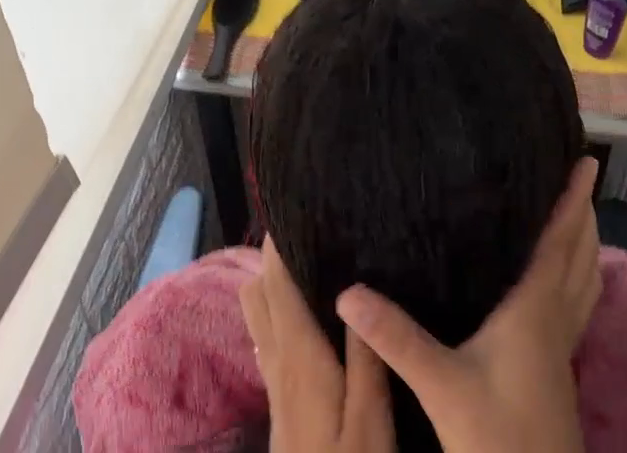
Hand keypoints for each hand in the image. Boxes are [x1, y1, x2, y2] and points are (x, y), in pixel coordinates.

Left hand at [241, 236, 395, 452]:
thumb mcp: (370, 415)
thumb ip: (365, 357)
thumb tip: (358, 292)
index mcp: (299, 356)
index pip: (276, 286)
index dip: (278, 247)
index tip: (295, 211)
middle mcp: (278, 361)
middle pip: (256, 295)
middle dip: (273, 260)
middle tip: (311, 235)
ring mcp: (275, 381)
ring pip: (259, 317)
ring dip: (274, 286)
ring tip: (313, 266)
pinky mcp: (280, 398)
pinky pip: (269, 338)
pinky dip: (280, 313)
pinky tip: (313, 316)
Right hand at [336, 158, 601, 452]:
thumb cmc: (496, 436)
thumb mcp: (441, 385)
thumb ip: (397, 338)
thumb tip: (348, 292)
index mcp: (536, 309)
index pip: (560, 241)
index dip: (573, 200)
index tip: (587, 162)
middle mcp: (556, 320)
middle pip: (582, 256)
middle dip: (584, 215)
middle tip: (578, 180)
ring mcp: (561, 347)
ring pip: (585, 283)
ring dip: (585, 247)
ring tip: (575, 221)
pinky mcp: (557, 369)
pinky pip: (576, 307)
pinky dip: (576, 280)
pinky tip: (553, 288)